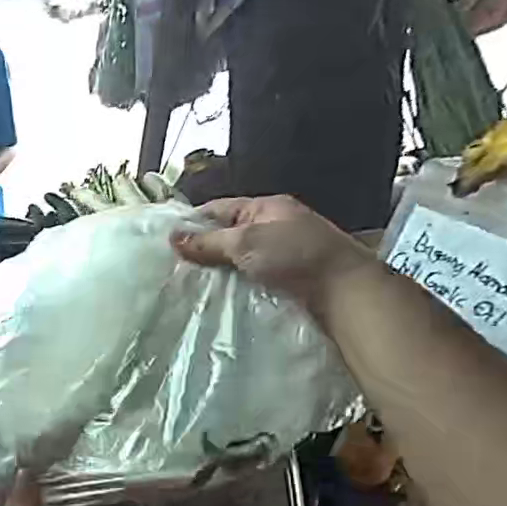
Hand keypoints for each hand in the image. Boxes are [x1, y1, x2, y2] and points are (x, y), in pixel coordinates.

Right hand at [171, 195, 378, 311]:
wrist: (341, 290)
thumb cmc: (295, 255)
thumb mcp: (246, 242)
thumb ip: (208, 241)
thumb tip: (172, 237)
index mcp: (264, 208)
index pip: (217, 208)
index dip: (191, 222)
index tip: (164, 243)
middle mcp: (269, 227)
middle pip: (224, 235)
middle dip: (199, 251)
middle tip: (170, 268)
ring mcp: (275, 254)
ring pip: (232, 260)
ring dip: (213, 272)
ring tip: (185, 285)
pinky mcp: (278, 279)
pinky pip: (244, 278)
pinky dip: (229, 286)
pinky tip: (211, 297)